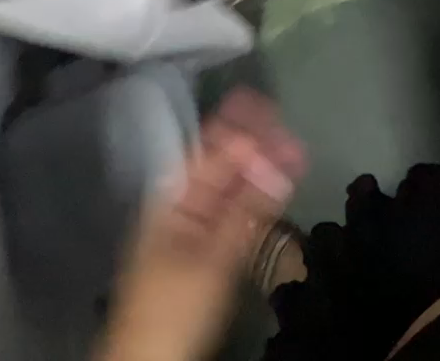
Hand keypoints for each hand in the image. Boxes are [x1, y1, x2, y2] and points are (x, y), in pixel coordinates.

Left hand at [104, 90, 305, 360]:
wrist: (148, 360)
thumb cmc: (172, 305)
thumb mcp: (212, 255)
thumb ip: (247, 208)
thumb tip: (278, 162)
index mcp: (173, 200)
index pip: (210, 152)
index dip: (237, 127)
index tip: (265, 103)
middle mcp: (183, 207)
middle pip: (222, 166)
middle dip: (254, 143)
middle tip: (286, 122)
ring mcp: (195, 230)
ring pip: (232, 188)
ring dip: (260, 167)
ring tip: (291, 147)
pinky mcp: (207, 251)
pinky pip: (235, 213)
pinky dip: (257, 196)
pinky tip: (276, 185)